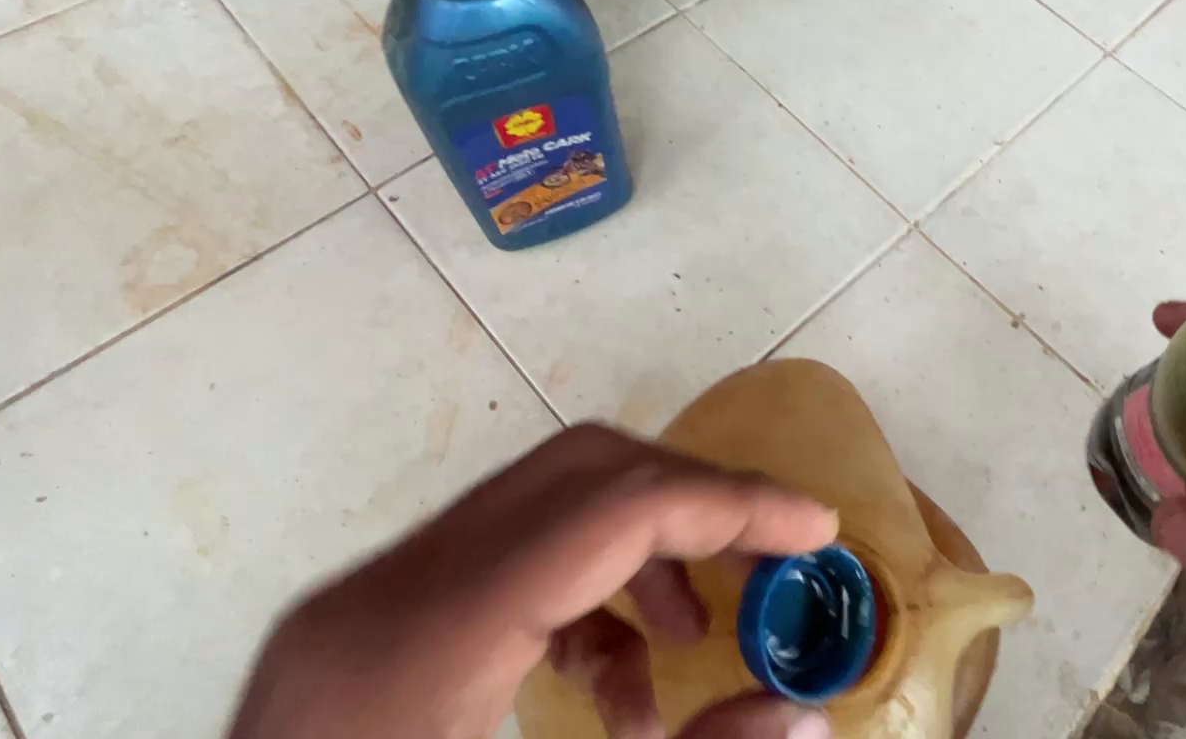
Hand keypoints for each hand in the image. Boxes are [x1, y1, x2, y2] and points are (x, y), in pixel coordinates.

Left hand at [226, 424, 838, 738]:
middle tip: (768, 555)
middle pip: (580, 471)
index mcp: (423, 644)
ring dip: (641, 545)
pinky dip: (584, 591)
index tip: (816, 525)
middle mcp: (388, 591)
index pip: (609, 510)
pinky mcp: (371, 623)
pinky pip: (507, 557)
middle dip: (693, 503)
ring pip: (546, 500)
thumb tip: (805, 714)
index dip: (730, 506)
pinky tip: (611, 678)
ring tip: (691, 634)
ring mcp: (369, 600)